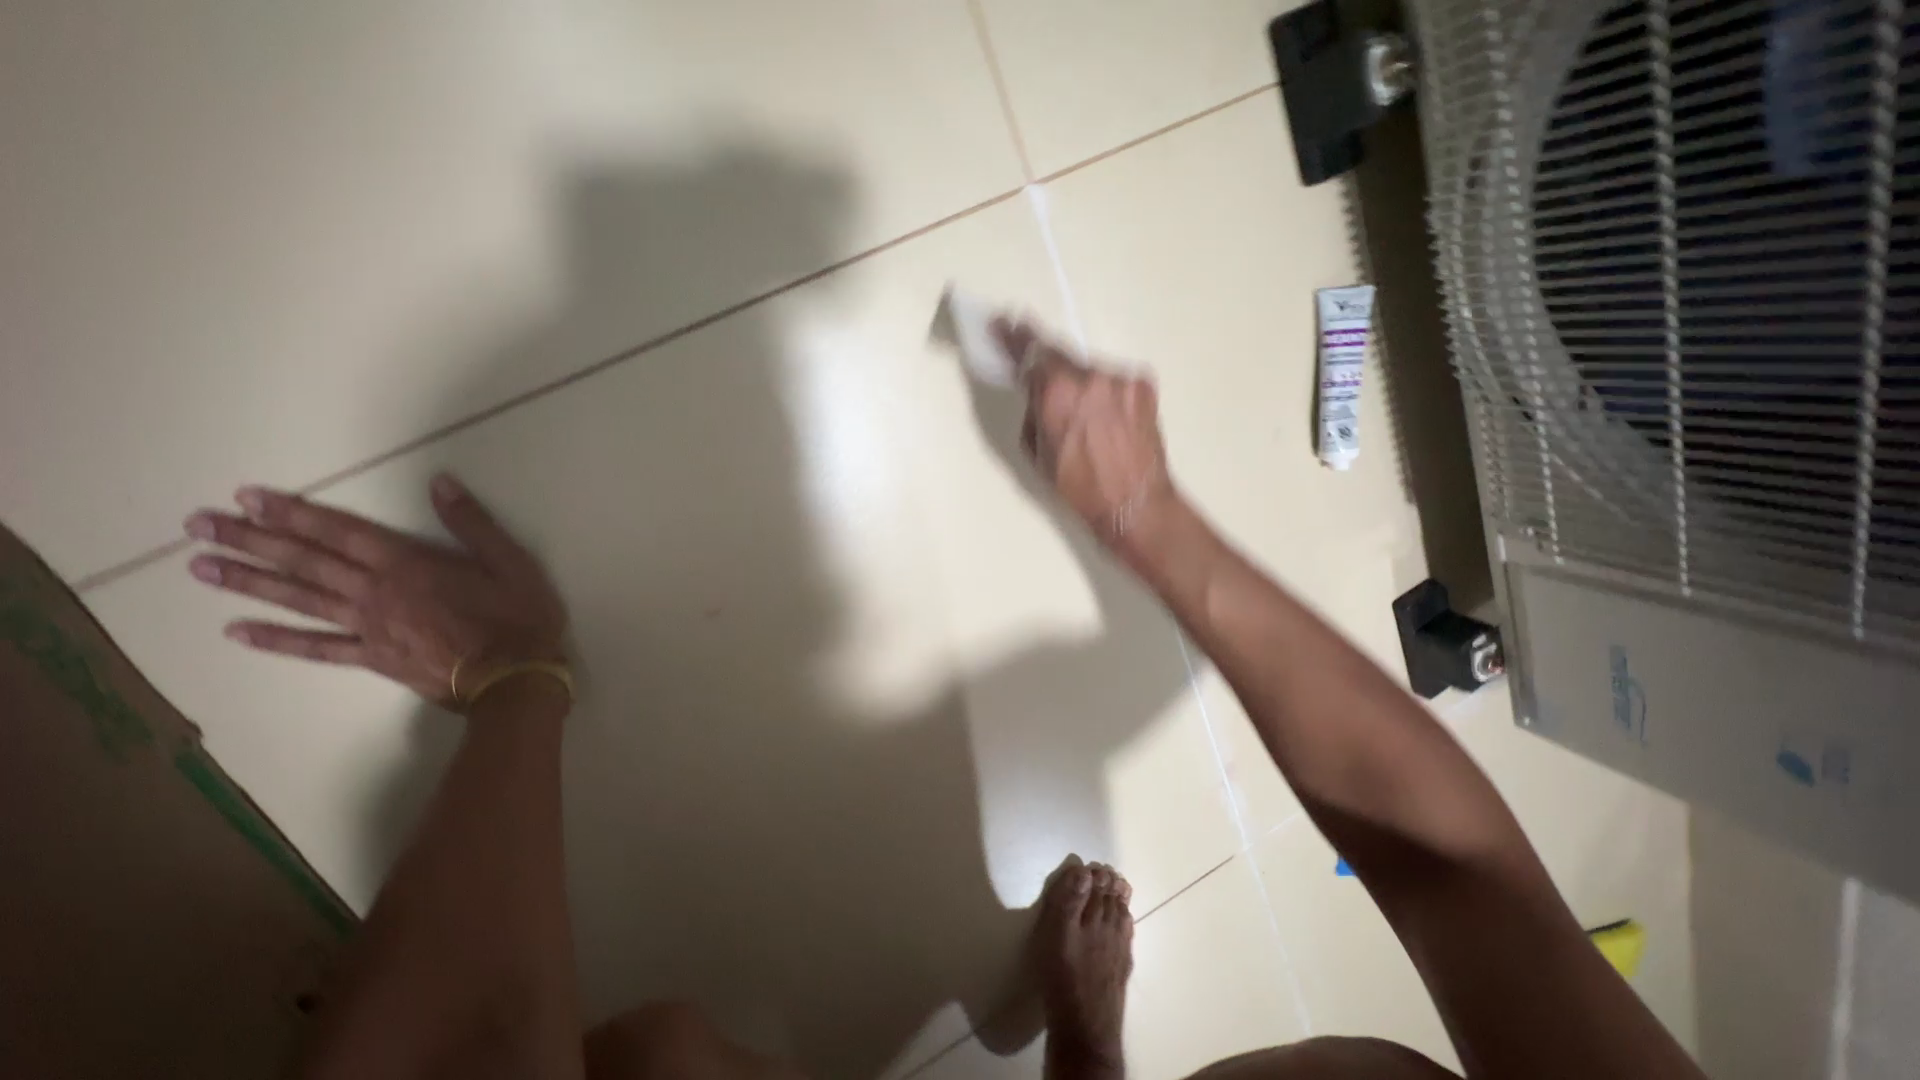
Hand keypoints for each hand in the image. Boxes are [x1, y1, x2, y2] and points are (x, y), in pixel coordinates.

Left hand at [183, 474, 567, 710]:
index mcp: (408, 564)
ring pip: (300, 600)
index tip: (246, 498)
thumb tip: (439, 483)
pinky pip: (317, 648)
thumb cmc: (519, 618)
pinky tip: (238, 632)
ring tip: (201, 569)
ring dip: (249, 583)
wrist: (514, 680)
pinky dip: (277, 640)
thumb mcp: (510, 562)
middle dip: (251, 541)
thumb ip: (473, 523)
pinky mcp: (373, 659)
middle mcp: (376, 592)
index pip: (340, 532)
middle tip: (198, 526)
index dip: (293, 513)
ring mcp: (369, 628)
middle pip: (306, 562)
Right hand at [994, 318, 1177, 553]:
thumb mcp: (1038, 451)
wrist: (1136, 504)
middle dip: (1049, 365)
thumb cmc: (1079, 487)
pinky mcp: (1143, 384)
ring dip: (1081, 383)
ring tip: (1085, 416)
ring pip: (1089, 370)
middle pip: (1061, 356)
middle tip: (1042, 377)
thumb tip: (1038, 392)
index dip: (1013, 334)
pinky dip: (1105, 393)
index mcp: (1056, 392)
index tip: (1002, 322)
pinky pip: (1113, 380)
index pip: (1030, 350)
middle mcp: (1090, 375)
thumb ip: (1035, 411)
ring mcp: (1121, 377)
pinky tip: (1108, 419)